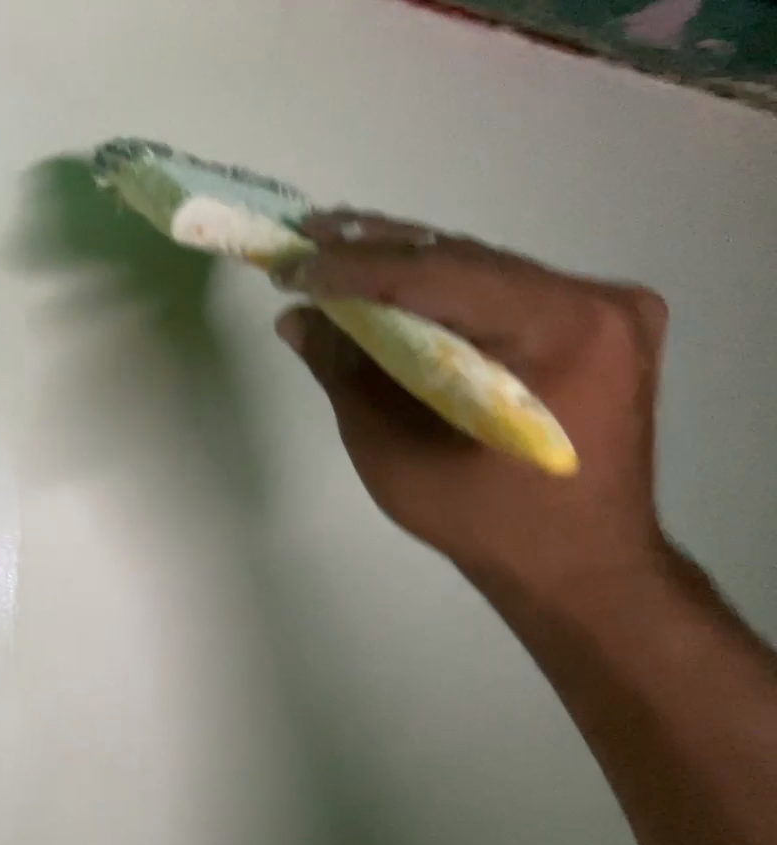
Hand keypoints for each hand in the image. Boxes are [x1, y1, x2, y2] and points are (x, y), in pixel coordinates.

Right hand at [275, 211, 670, 589]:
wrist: (576, 561)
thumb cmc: (483, 517)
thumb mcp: (393, 448)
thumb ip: (346, 373)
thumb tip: (297, 317)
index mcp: (562, 329)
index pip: (440, 276)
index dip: (354, 268)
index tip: (287, 263)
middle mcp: (596, 300)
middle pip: (462, 261)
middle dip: (374, 252)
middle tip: (302, 237)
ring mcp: (603, 308)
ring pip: (477, 270)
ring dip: (400, 266)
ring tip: (328, 253)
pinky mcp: (592, 324)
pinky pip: (495, 293)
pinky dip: (435, 291)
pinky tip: (383, 287)